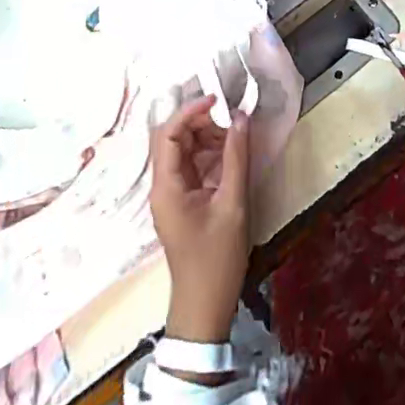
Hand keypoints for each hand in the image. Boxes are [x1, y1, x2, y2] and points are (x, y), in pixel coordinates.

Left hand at [151, 96, 250, 342]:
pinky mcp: (183, 203)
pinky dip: (211, 156)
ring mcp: (172, 195)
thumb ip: (236, 158)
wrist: (204, 305)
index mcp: (166, 186)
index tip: (218, 99)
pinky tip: (232, 156)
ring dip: (208, 139)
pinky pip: (193, 168)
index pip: (169, 134)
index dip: (190, 111)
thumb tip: (241, 119)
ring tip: (237, 137)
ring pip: (185, 152)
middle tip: (233, 121)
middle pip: (175, 140)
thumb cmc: (216, 258)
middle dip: (202, 123)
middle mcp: (163, 186)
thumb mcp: (233, 204)